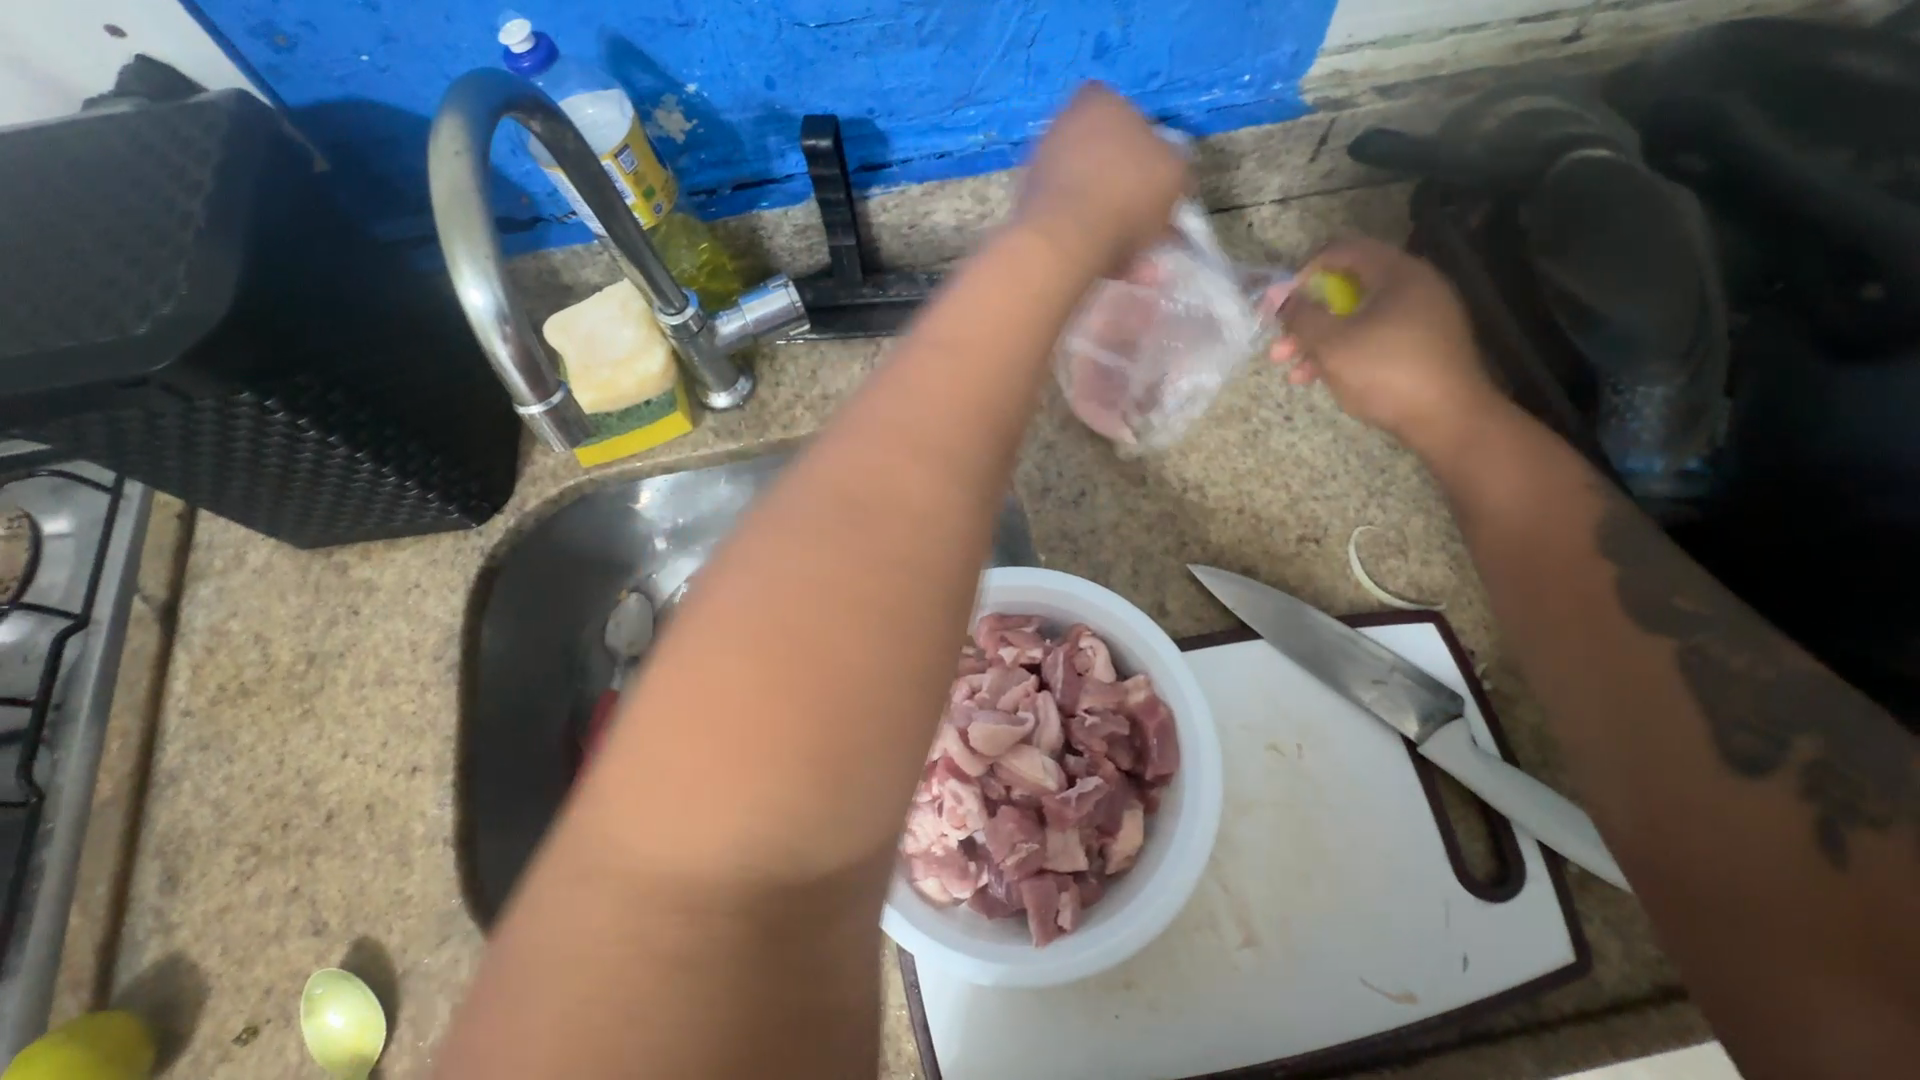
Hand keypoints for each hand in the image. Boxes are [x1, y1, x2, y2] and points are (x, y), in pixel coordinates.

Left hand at [1015, 83, 1188, 276]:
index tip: (1159, 177)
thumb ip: (1176, 166)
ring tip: (1142, 261)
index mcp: (1097, 101)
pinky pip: (1072, 225)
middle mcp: (1061, 126)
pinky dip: (1094, 244)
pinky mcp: (1028, 209)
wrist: (1065, 239)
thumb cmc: (1128, 192)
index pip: (1126, 111)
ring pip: (1090, 198)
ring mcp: (1040, 168)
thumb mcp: (1175, 172)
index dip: (1146, 144)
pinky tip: (1118, 269)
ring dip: (1116, 227)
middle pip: (1105, 159)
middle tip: (1153, 224)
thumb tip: (1171, 175)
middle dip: (1129, 193)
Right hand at [1270, 238, 1503, 451]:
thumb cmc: (1386, 373)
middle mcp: (1414, 286)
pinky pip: (1377, 337)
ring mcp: (1423, 317)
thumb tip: (1283, 299)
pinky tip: (1323, 379)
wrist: (1450, 420)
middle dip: (1308, 318)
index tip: (1282, 304)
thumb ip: (1301, 317)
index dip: (1304, 272)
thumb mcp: (1332, 344)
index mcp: (1397, 273)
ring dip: (1321, 341)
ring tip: (1294, 372)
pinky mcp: (1425, 346)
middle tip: (1280, 345)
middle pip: (1347, 289)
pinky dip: (1347, 351)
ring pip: (1359, 318)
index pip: (1342, 250)